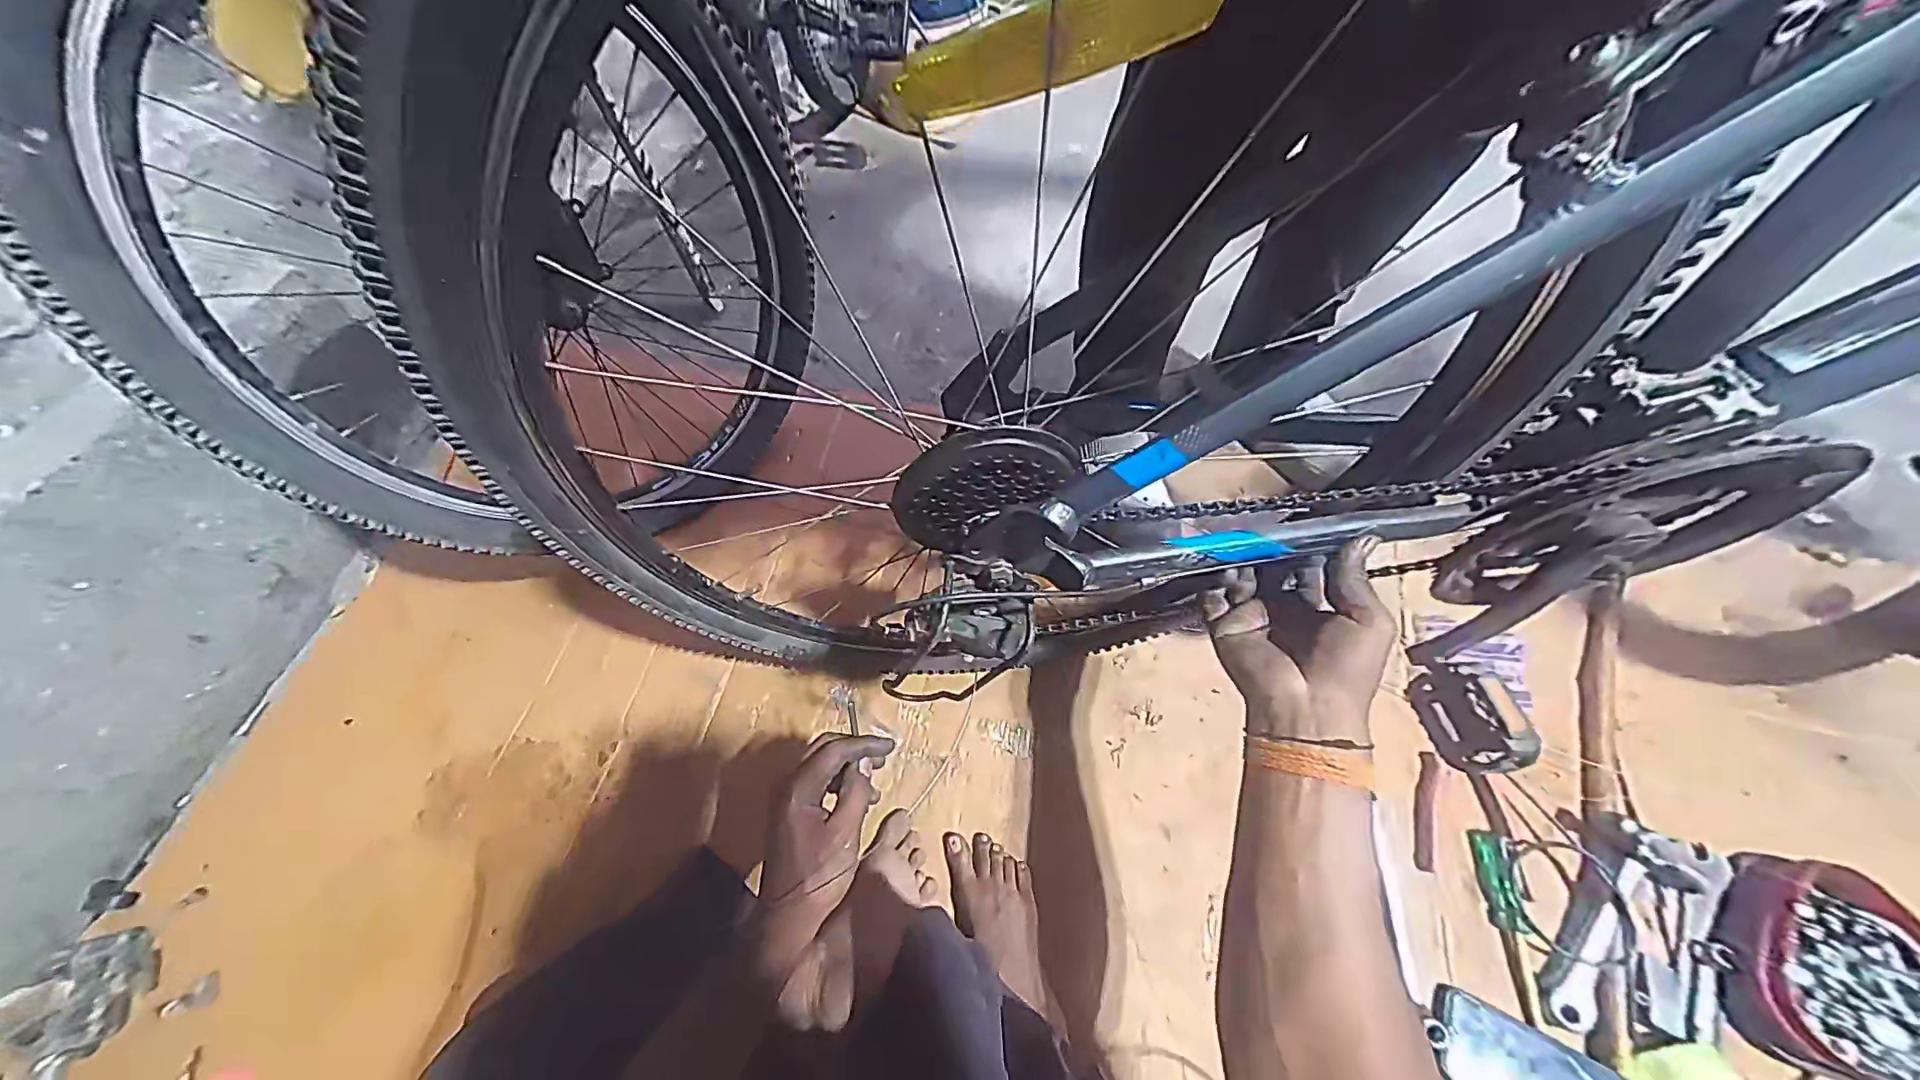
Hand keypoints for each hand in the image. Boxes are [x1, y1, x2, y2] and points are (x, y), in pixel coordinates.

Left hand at [750, 733, 893, 981]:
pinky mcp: (789, 812)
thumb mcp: (845, 834)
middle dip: (854, 748)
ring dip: (846, 764)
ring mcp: (785, 799)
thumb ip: (855, 792)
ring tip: (873, 780)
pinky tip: (856, 796)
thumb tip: (864, 764)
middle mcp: (787, 787)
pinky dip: (837, 780)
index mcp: (798, 789)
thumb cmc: (819, 878)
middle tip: (881, 757)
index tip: (890, 747)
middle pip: (822, 749)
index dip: (864, 744)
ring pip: (818, 763)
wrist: (788, 917)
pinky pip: (815, 781)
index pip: (834, 750)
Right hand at [1201, 536, 1393, 743]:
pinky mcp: (1225, 625)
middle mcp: (1282, 607)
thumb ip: (1355, 580)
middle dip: (1269, 546)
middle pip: (1270, 567)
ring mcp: (1251, 615)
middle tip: (1269, 522)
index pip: (1306, 566)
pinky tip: (1224, 566)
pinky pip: (1213, 598)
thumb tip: (1363, 539)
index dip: (1304, 545)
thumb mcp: (1368, 621)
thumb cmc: (1346, 669)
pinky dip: (1214, 582)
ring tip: (1244, 537)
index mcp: (1317, 607)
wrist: (1308, 708)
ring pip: (1240, 576)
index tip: (1303, 519)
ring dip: (1241, 558)